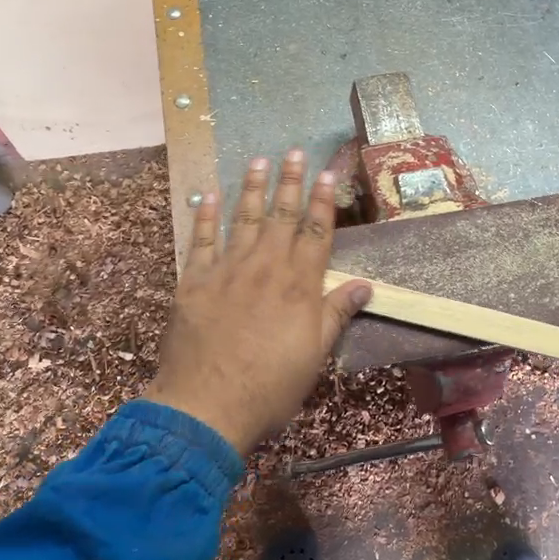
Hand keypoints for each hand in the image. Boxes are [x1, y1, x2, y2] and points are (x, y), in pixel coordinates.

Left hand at [144, 150, 370, 454]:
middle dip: (290, 183)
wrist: (206, 407)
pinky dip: (205, 216)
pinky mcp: (194, 282)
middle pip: (281, 217)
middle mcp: (265, 268)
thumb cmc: (269, 388)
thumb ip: (336, 314)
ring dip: (252, 188)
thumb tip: (365, 284)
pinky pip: (200, 240)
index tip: (328, 175)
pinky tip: (210, 194)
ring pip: (243, 220)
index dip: (323, 203)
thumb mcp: (314, 356)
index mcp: (298, 286)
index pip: (316, 234)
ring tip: (258, 160)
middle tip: (294, 152)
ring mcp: (226, 271)